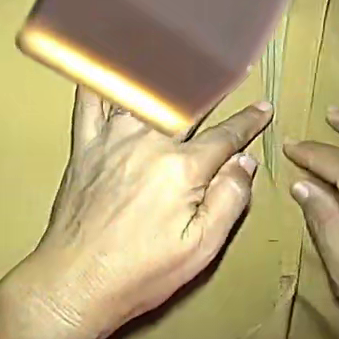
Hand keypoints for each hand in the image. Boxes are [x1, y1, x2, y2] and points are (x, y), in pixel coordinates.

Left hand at [8, 88, 271, 338]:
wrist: (75, 280)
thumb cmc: (139, 272)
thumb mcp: (201, 248)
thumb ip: (229, 199)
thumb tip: (245, 162)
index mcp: (182, 168)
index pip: (226, 136)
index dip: (249, 121)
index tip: (263, 109)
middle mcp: (147, 143)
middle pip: (187, 103)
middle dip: (212, 82)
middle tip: (227, 66)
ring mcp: (112, 141)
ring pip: (143, 93)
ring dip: (165, 73)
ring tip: (179, 58)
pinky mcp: (84, 147)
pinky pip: (90, 102)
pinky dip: (101, 80)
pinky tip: (108, 64)